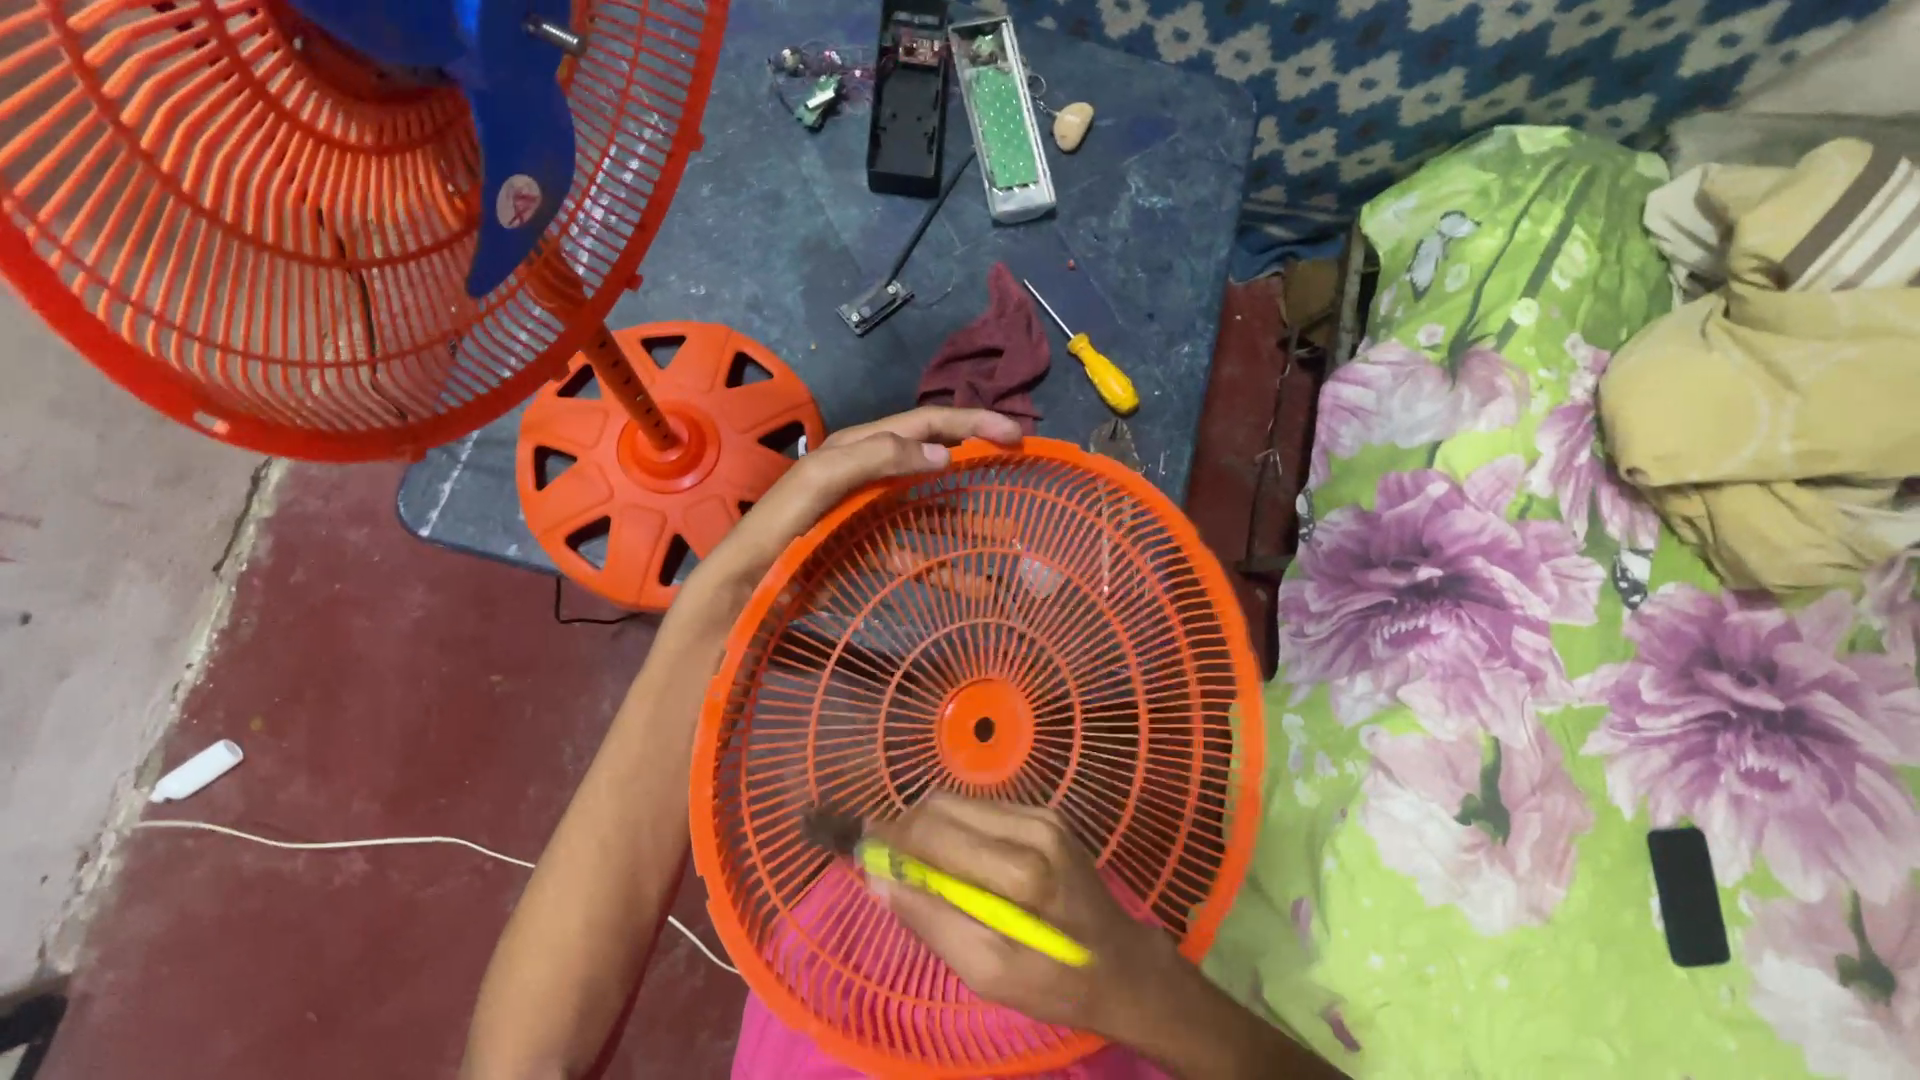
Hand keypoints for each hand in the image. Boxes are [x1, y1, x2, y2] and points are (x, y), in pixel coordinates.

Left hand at [688, 407, 1022, 614]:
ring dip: (971, 521)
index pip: (926, 423)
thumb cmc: (782, 524)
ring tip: (1011, 533)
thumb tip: (942, 455)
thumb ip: (878, 458)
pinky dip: (949, 569)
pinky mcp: (871, 549)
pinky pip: (919, 554)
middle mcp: (872, 473)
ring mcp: (873, 513)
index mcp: (860, 445)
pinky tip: (979, 586)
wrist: (747, 582)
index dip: (971, 423)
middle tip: (1021, 468)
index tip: (1014, 435)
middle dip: (979, 464)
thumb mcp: (823, 479)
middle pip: (936, 461)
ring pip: (934, 511)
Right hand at [865, 794, 1177, 1038]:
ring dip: (929, 828)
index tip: (864, 854)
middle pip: (941, 806)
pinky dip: (956, 829)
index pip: (932, 833)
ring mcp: (1042, 814)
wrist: (1123, 964)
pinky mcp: (1046, 814)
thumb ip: (934, 923)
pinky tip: (957, 861)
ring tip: (921, 867)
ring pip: (959, 803)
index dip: (890, 840)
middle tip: (889, 864)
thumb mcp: (990, 973)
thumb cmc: (1057, 980)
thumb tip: (882, 881)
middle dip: (905, 830)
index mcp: (1020, 870)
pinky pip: (981, 809)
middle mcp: (1031, 827)